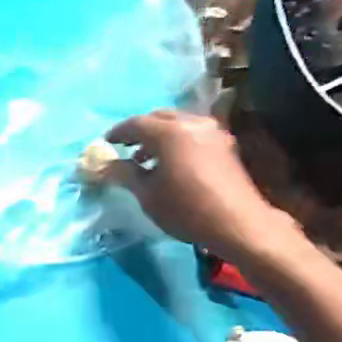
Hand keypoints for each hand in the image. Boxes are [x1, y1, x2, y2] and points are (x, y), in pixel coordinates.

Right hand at [102, 110, 286, 251]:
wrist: (237, 224)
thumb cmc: (185, 209)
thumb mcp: (147, 194)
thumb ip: (124, 174)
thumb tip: (105, 166)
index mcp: (170, 132)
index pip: (136, 124)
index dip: (118, 133)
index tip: (106, 143)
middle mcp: (193, 123)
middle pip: (159, 118)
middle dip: (140, 130)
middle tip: (125, 147)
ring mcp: (213, 132)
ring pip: (179, 124)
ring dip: (159, 136)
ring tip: (146, 159)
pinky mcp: (225, 145)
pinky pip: (193, 134)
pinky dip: (177, 142)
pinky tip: (171, 163)